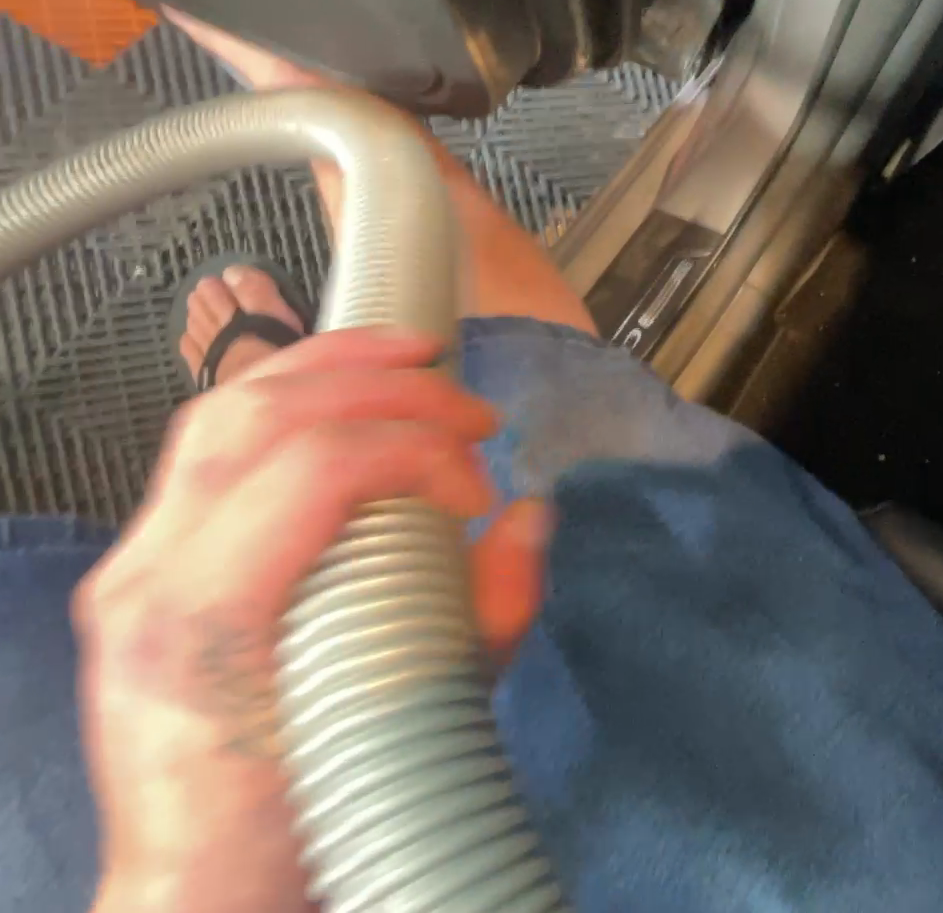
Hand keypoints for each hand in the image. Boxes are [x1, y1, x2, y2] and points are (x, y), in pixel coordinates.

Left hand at [76, 329, 546, 912]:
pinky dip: (297, 394)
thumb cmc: (318, 801)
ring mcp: (135, 558)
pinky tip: (355, 389)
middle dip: (391, 388)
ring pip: (224, 408)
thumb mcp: (432, 712)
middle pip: (264, 415)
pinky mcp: (151, 554)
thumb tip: (529, 515)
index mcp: (208, 617)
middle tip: (475, 413)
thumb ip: (492, 609)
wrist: (207, 876)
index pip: (318, 468)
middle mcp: (149, 573)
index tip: (482, 493)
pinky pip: (217, 439)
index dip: (421, 453)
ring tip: (420, 359)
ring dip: (337, 366)